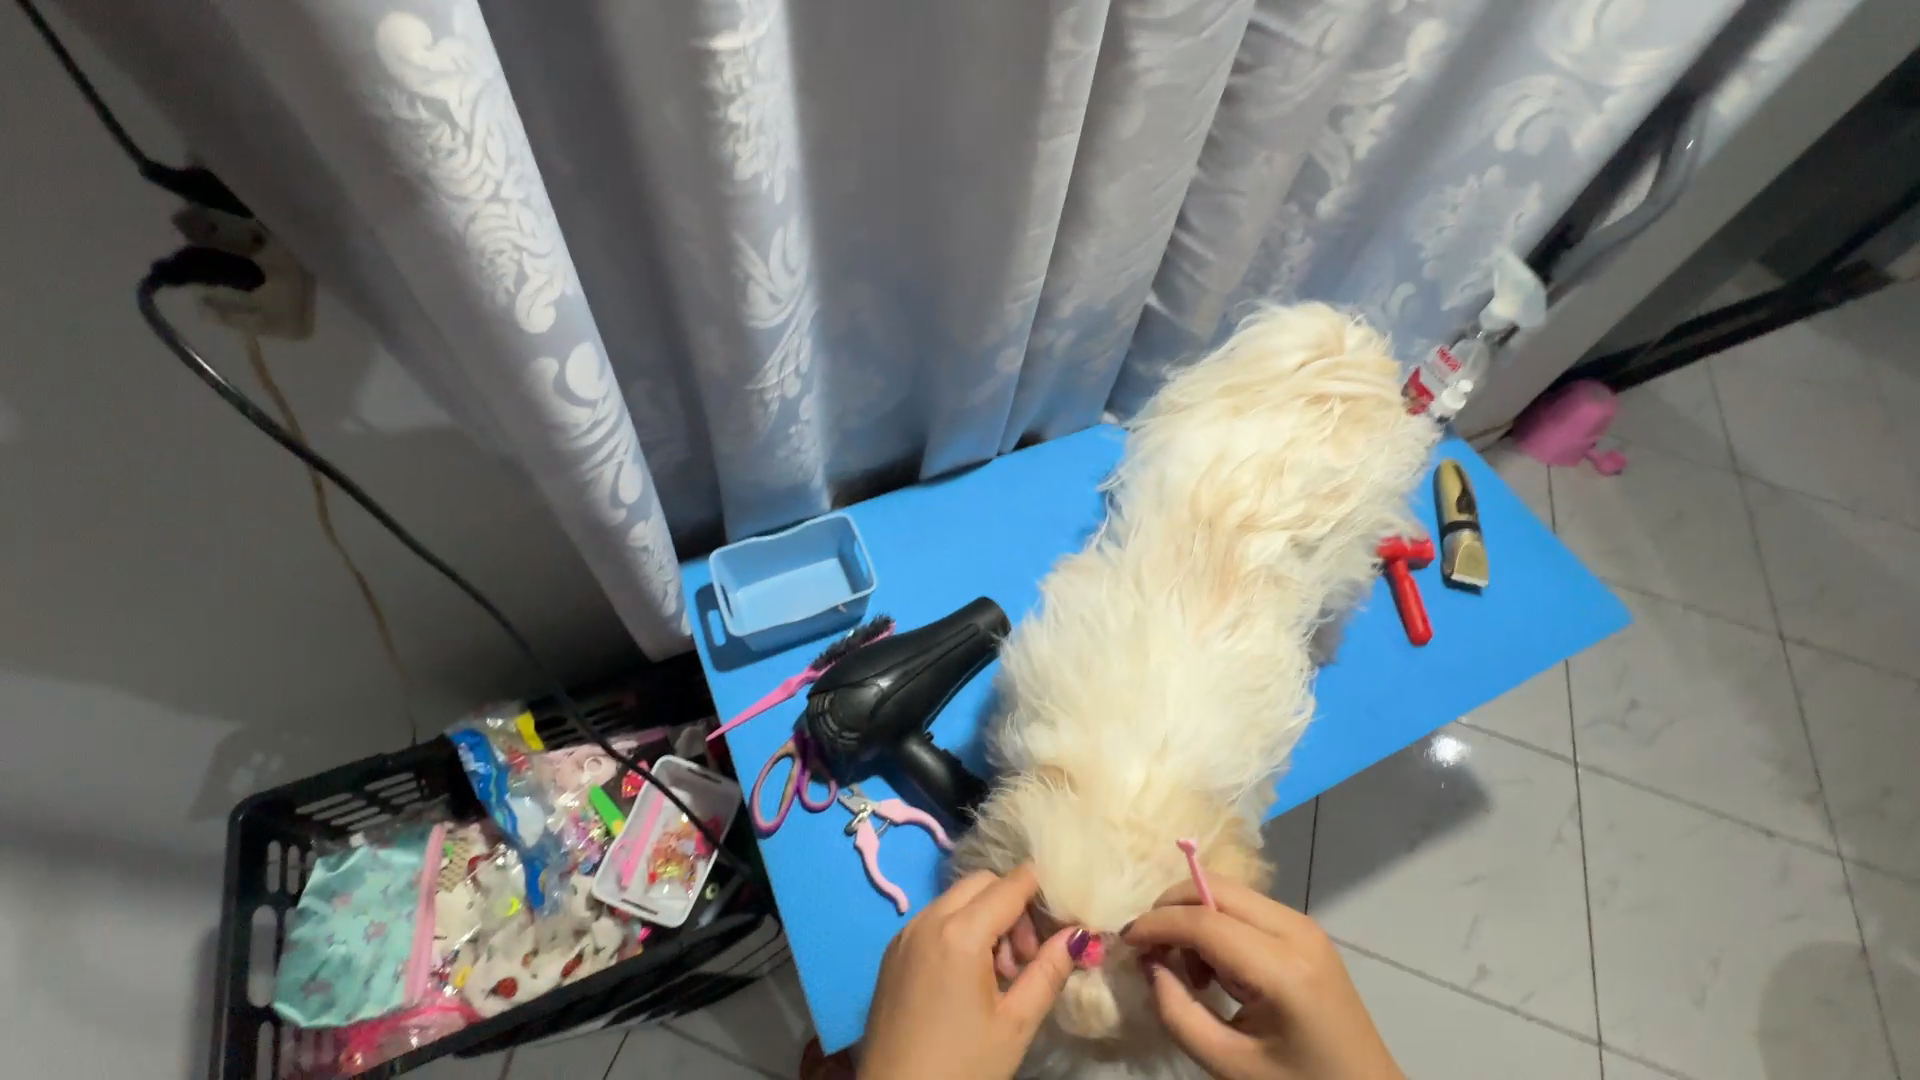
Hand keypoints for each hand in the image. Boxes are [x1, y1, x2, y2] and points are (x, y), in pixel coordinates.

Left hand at [859, 865, 1075, 1079]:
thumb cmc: (962, 1067)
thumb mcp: (1016, 1023)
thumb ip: (1050, 970)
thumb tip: (1080, 933)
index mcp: (961, 932)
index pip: (1012, 883)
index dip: (1042, 890)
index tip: (1059, 920)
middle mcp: (928, 918)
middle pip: (982, 883)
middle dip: (1012, 907)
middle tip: (1025, 959)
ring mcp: (906, 933)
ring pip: (957, 898)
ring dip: (985, 918)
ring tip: (999, 974)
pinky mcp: (893, 951)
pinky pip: (934, 918)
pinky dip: (959, 929)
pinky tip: (967, 979)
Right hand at [1123, 881, 1403, 1079]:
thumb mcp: (1230, 1066)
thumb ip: (1178, 1013)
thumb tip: (1149, 964)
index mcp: (1284, 968)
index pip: (1204, 920)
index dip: (1156, 924)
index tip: (1124, 942)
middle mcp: (1297, 930)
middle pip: (1214, 887)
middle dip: (1171, 909)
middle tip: (1150, 950)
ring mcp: (1305, 926)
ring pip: (1227, 890)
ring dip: (1194, 917)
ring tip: (1190, 971)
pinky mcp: (1305, 931)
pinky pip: (1244, 907)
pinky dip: (1216, 924)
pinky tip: (1218, 969)